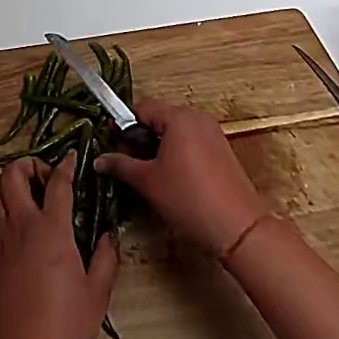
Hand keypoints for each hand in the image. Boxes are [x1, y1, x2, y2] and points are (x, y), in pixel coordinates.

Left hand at [0, 156, 118, 338]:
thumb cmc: (63, 328)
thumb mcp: (97, 292)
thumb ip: (104, 257)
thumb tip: (106, 237)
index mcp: (51, 230)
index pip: (58, 184)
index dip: (65, 165)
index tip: (72, 158)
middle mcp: (22, 228)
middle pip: (13, 176)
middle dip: (27, 164)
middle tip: (46, 173)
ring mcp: (3, 240)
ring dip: (12, 185)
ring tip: (33, 193)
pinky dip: (6, 208)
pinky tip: (24, 225)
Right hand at [94, 99, 269, 257]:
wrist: (239, 230)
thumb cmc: (188, 198)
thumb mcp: (146, 180)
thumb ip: (120, 164)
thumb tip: (99, 160)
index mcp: (178, 118)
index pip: (140, 108)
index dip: (122, 124)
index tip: (112, 142)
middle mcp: (197, 119)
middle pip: (158, 117)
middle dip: (139, 136)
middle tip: (127, 160)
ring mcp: (213, 134)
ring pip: (174, 131)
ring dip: (156, 145)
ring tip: (147, 171)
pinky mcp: (222, 151)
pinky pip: (190, 142)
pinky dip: (174, 152)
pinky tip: (169, 176)